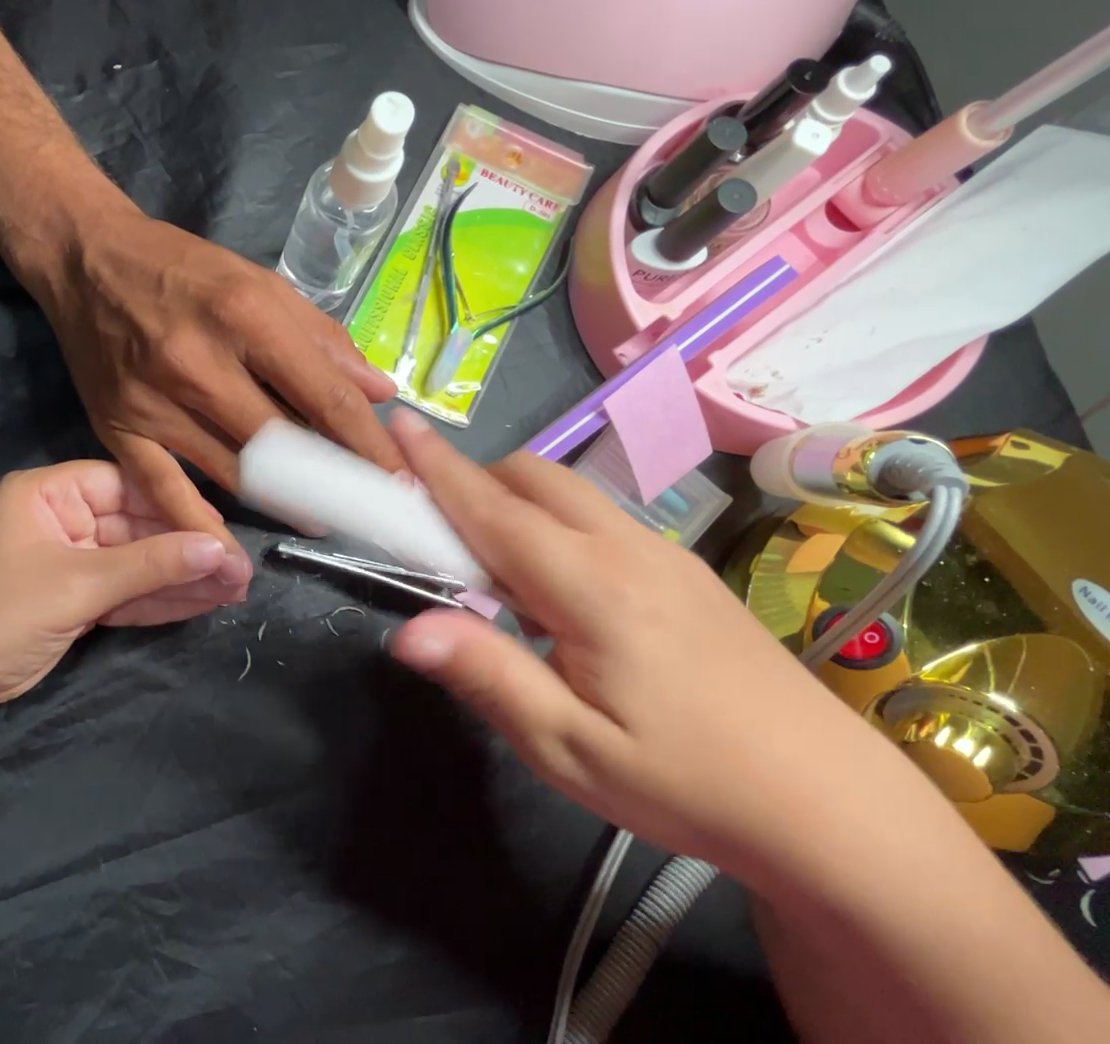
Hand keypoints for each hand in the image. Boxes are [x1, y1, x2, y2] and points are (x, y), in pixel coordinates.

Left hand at [0, 461, 245, 709]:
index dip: (178, 507)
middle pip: (138, 528)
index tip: (224, 532)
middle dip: (186, 552)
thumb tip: (219, 551)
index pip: (127, 486)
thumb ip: (149, 564)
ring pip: (137, 565)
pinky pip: (125, 594)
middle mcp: (62, 520)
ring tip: (235, 590)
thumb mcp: (78, 582)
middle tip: (240, 571)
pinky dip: (159, 601)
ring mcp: (70, 563)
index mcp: (49, 493)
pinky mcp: (75, 600)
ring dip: (181, 579)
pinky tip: (203, 602)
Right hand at [30, 204, 401, 571]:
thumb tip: (378, 392)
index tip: (401, 482)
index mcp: (245, 316)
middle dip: (333, 484)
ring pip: (233, 473)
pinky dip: (200, 524)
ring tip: (319, 520)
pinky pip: (164, 491)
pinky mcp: (119, 430)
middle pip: (283, 446)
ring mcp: (154, 403)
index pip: (324, 397)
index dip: (369, 447)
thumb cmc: (181, 268)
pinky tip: (231, 552)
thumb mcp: (258, 281)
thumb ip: (321, 339)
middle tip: (367, 511)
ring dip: (283, 505)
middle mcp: (199, 364)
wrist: (87, 261)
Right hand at [380, 411, 950, 883]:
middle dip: (473, 483)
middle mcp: (630, 551)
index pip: (496, 510)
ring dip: (514, 506)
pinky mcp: (687, 575)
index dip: (439, 468)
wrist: (832, 808)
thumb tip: (407, 629)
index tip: (399, 422)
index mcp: (594, 589)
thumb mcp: (568, 747)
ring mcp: (666, 557)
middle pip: (535, 477)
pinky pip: (600, 522)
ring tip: (491, 579)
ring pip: (570, 496)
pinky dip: (552, 528)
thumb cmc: (686, 783)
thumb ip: (488, 675)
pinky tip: (554, 599)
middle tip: (435, 540)